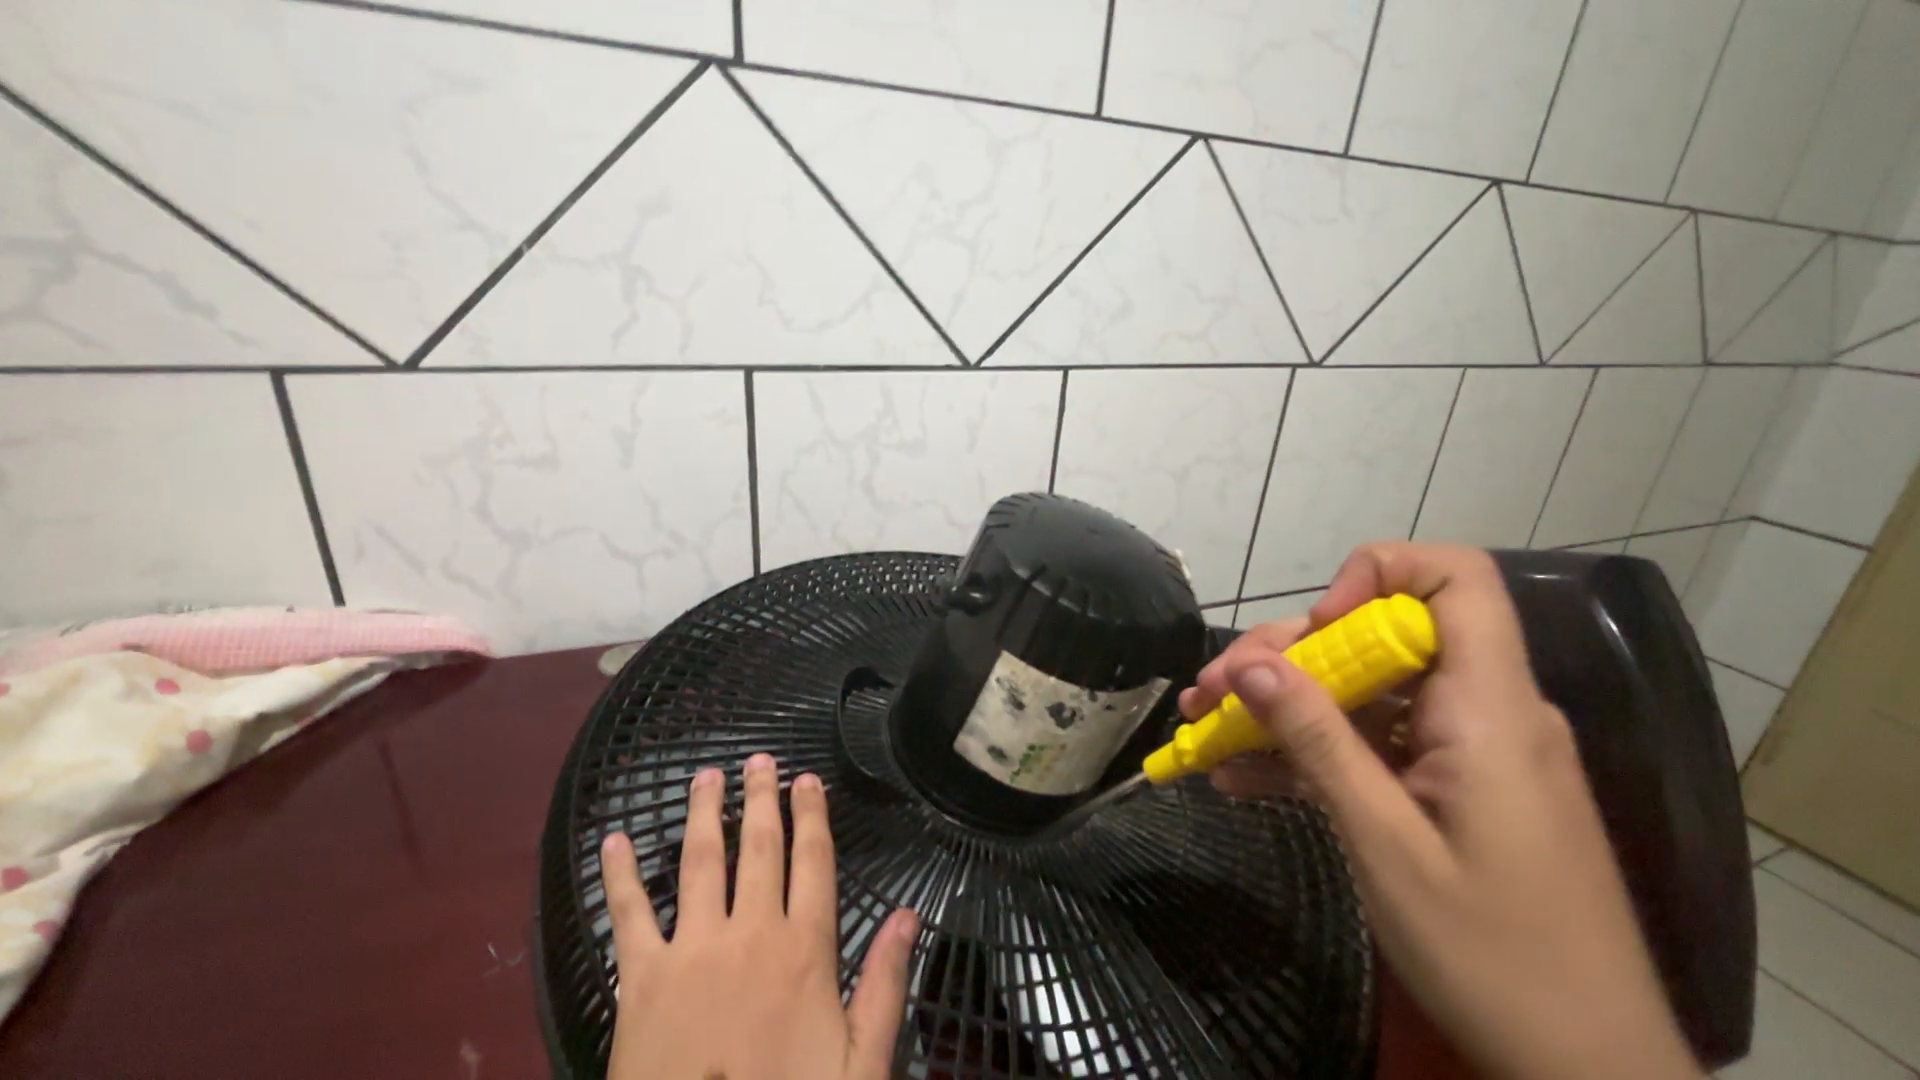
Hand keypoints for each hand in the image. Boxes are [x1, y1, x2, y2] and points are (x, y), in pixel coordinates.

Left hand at [599, 752, 918, 1079]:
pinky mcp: (639, 977)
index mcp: (804, 950)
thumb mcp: (861, 1062)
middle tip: (759, 760)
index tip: (807, 780)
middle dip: (761, 799)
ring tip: (706, 776)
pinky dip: (619, 874)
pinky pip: (628, 913)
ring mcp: (692, 949)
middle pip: (759, 848)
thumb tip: (908, 916)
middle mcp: (750, 933)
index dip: (812, 817)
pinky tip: (614, 840)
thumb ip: (884, 984)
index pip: (813, 864)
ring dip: (704, 813)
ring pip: (700, 861)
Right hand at [1183, 544, 1698, 1079]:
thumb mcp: (1384, 842)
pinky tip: (1244, 776)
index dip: (1377, 576)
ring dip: (1286, 706)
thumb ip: (1318, 741)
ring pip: (1369, 693)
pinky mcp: (1456, 790)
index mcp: (1489, 708)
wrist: (1586, 1064)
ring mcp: (1470, 753)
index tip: (1314, 632)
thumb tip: (1252, 664)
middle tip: (1211, 694)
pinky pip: (1379, 746)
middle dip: (1290, 655)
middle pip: (1384, 638)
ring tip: (1207, 730)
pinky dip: (1315, 752)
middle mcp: (1486, 712)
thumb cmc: (1491, 953)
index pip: (1456, 579)